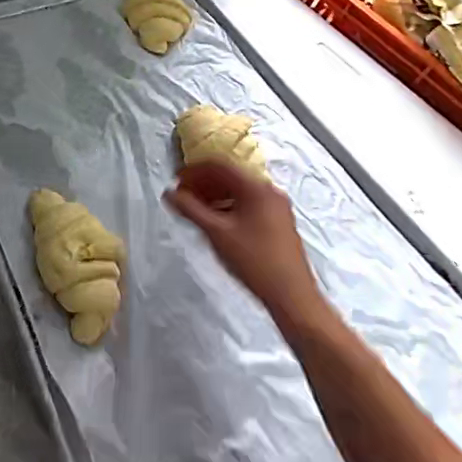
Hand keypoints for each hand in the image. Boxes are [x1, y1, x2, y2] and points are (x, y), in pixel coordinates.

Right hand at [163, 160, 326, 320]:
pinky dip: (231, 206)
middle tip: (183, 196)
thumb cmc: (254, 262)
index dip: (194, 171)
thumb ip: (190, 210)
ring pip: (240, 191)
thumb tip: (169, 194)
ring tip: (196, 210)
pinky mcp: (280, 222)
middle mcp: (269, 190)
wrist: (292, 295)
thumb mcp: (217, 234)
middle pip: (231, 177)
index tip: (176, 182)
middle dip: (204, 184)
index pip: (220, 166)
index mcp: (256, 187)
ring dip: (216, 196)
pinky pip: (250, 204)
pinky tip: (217, 222)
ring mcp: (278, 206)